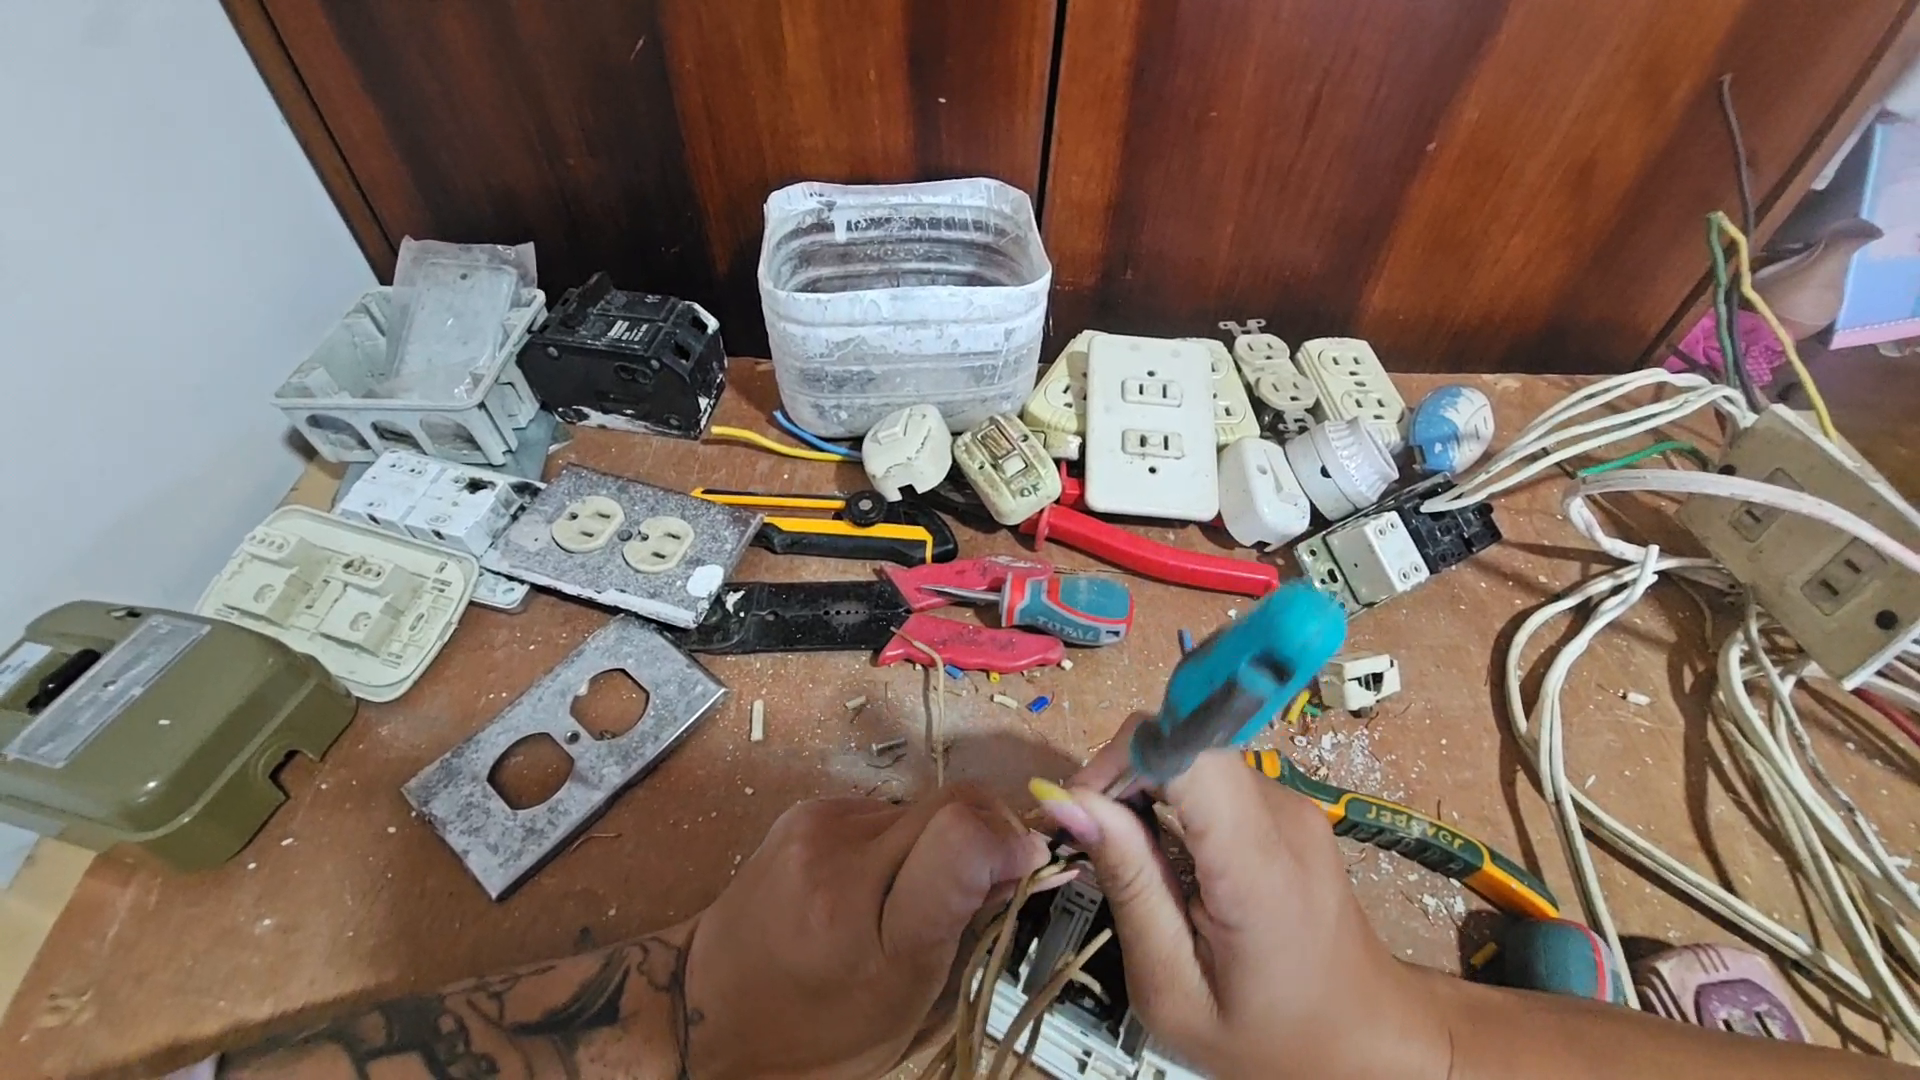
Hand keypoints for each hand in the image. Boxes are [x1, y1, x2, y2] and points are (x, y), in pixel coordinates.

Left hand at [682, 786, 1049, 1078]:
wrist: (710, 1006)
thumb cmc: (820, 1028)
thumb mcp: (909, 999)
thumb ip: (967, 918)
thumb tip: (1027, 852)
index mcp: (874, 926)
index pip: (961, 834)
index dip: (1007, 838)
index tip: (1023, 864)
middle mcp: (842, 856)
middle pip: (952, 805)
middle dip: (984, 834)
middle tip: (983, 881)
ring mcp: (818, 824)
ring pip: (921, 805)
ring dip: (937, 838)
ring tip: (911, 891)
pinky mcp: (807, 807)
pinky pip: (884, 807)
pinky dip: (899, 836)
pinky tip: (873, 877)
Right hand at [1032, 718, 1451, 1079]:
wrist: (1368, 1042)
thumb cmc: (1269, 1037)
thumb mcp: (1175, 990)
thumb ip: (1128, 886)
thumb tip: (1070, 802)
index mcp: (1257, 864)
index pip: (1188, 753)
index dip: (1123, 759)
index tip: (1081, 806)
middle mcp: (1281, 813)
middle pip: (1182, 749)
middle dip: (1121, 779)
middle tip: (1089, 840)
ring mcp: (1290, 804)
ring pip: (1191, 761)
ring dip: (1143, 793)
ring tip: (1128, 859)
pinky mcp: (1288, 806)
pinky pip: (1212, 781)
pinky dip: (1173, 804)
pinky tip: (1169, 860)